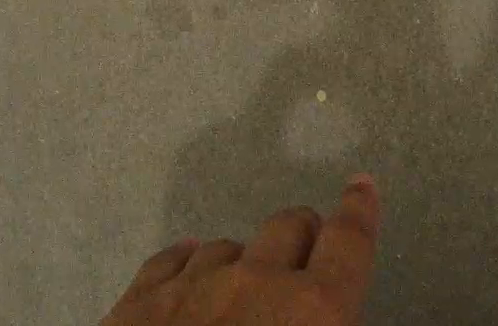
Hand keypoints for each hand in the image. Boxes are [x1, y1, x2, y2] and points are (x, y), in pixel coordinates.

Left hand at [100, 175, 381, 325]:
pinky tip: (190, 271)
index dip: (360, 212)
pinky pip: (171, 258)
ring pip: (228, 245)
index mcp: (310, 314)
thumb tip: (336, 318)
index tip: (362, 186)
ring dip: (243, 265)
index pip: (348, 243)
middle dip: (302, 239)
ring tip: (241, 297)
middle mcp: (255, 283)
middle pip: (289, 226)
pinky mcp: (135, 303)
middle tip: (303, 264)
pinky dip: (188, 264)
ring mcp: (190, 286)